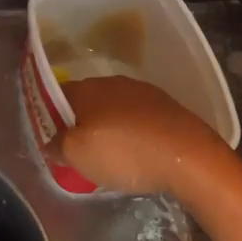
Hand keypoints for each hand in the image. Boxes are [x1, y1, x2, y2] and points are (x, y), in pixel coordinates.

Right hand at [59, 76, 234, 194]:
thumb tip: (52, 142)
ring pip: (115, 109)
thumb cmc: (125, 153)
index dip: (50, 117)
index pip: (57, 95)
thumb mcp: (77, 155)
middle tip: (80, 151)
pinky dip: (133, 133)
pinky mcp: (168, 108)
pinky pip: (139, 118)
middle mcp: (113, 83)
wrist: (190, 157)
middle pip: (87, 101)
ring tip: (111, 155)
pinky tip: (139, 153)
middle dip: (81, 123)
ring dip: (109, 128)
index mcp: (87, 88)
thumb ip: (57, 145)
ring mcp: (144, 93)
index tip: (53, 140)